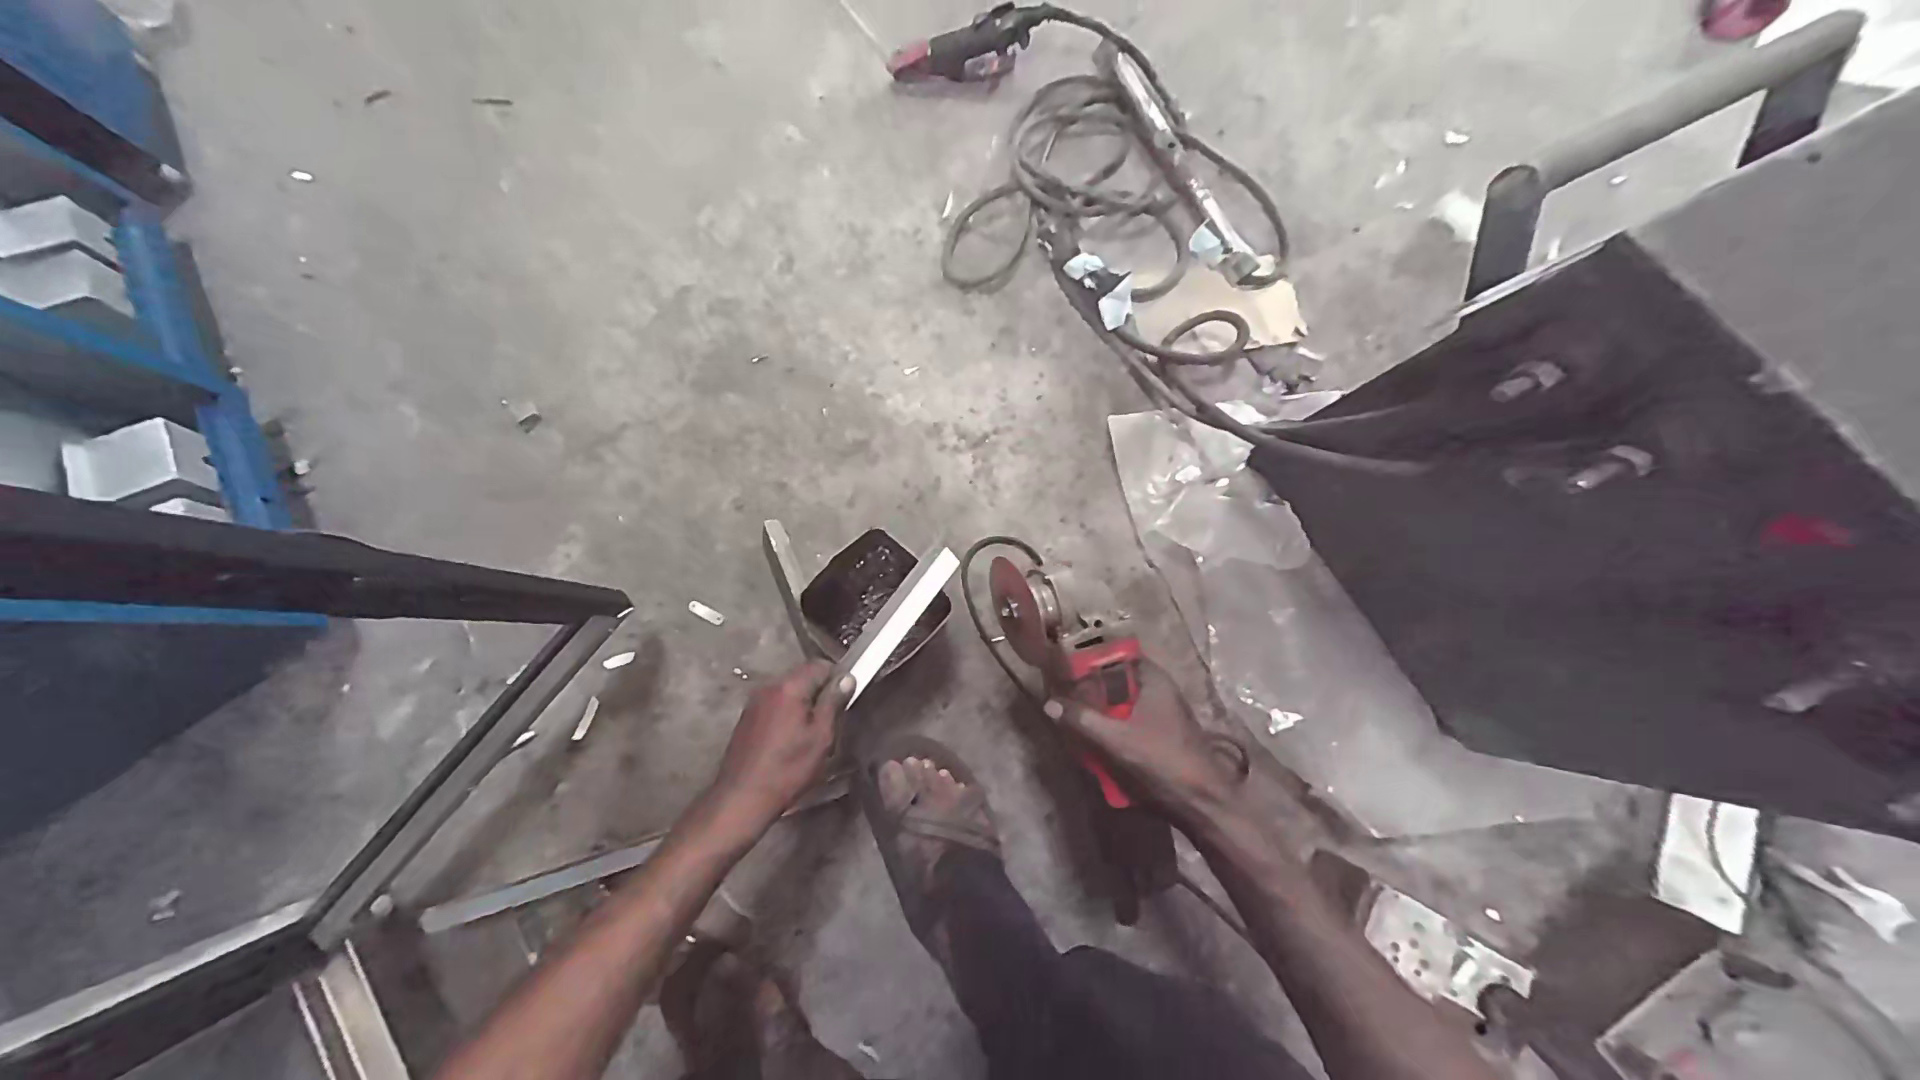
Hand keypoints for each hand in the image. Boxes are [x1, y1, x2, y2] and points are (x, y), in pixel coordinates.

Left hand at [711, 660, 854, 820]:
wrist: (742, 797)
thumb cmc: (788, 768)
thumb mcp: (821, 737)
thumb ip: (833, 702)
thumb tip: (846, 678)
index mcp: (789, 687)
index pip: (820, 665)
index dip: (837, 677)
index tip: (846, 698)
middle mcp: (769, 687)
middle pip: (802, 676)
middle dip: (819, 691)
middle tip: (832, 719)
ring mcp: (754, 702)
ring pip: (788, 691)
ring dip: (803, 703)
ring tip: (812, 732)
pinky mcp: (746, 717)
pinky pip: (775, 704)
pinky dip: (787, 713)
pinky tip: (790, 738)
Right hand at [1043, 659, 1247, 827]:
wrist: (1204, 805)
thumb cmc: (1162, 762)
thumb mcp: (1116, 740)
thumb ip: (1082, 720)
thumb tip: (1049, 703)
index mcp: (1154, 681)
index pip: (1120, 655)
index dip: (1094, 659)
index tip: (1068, 666)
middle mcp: (1162, 692)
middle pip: (1120, 681)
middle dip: (1093, 689)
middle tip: (1066, 695)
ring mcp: (1165, 716)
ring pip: (1125, 704)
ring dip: (1102, 711)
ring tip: (1075, 718)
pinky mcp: (1164, 737)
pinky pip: (1132, 723)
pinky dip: (1114, 728)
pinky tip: (1096, 742)